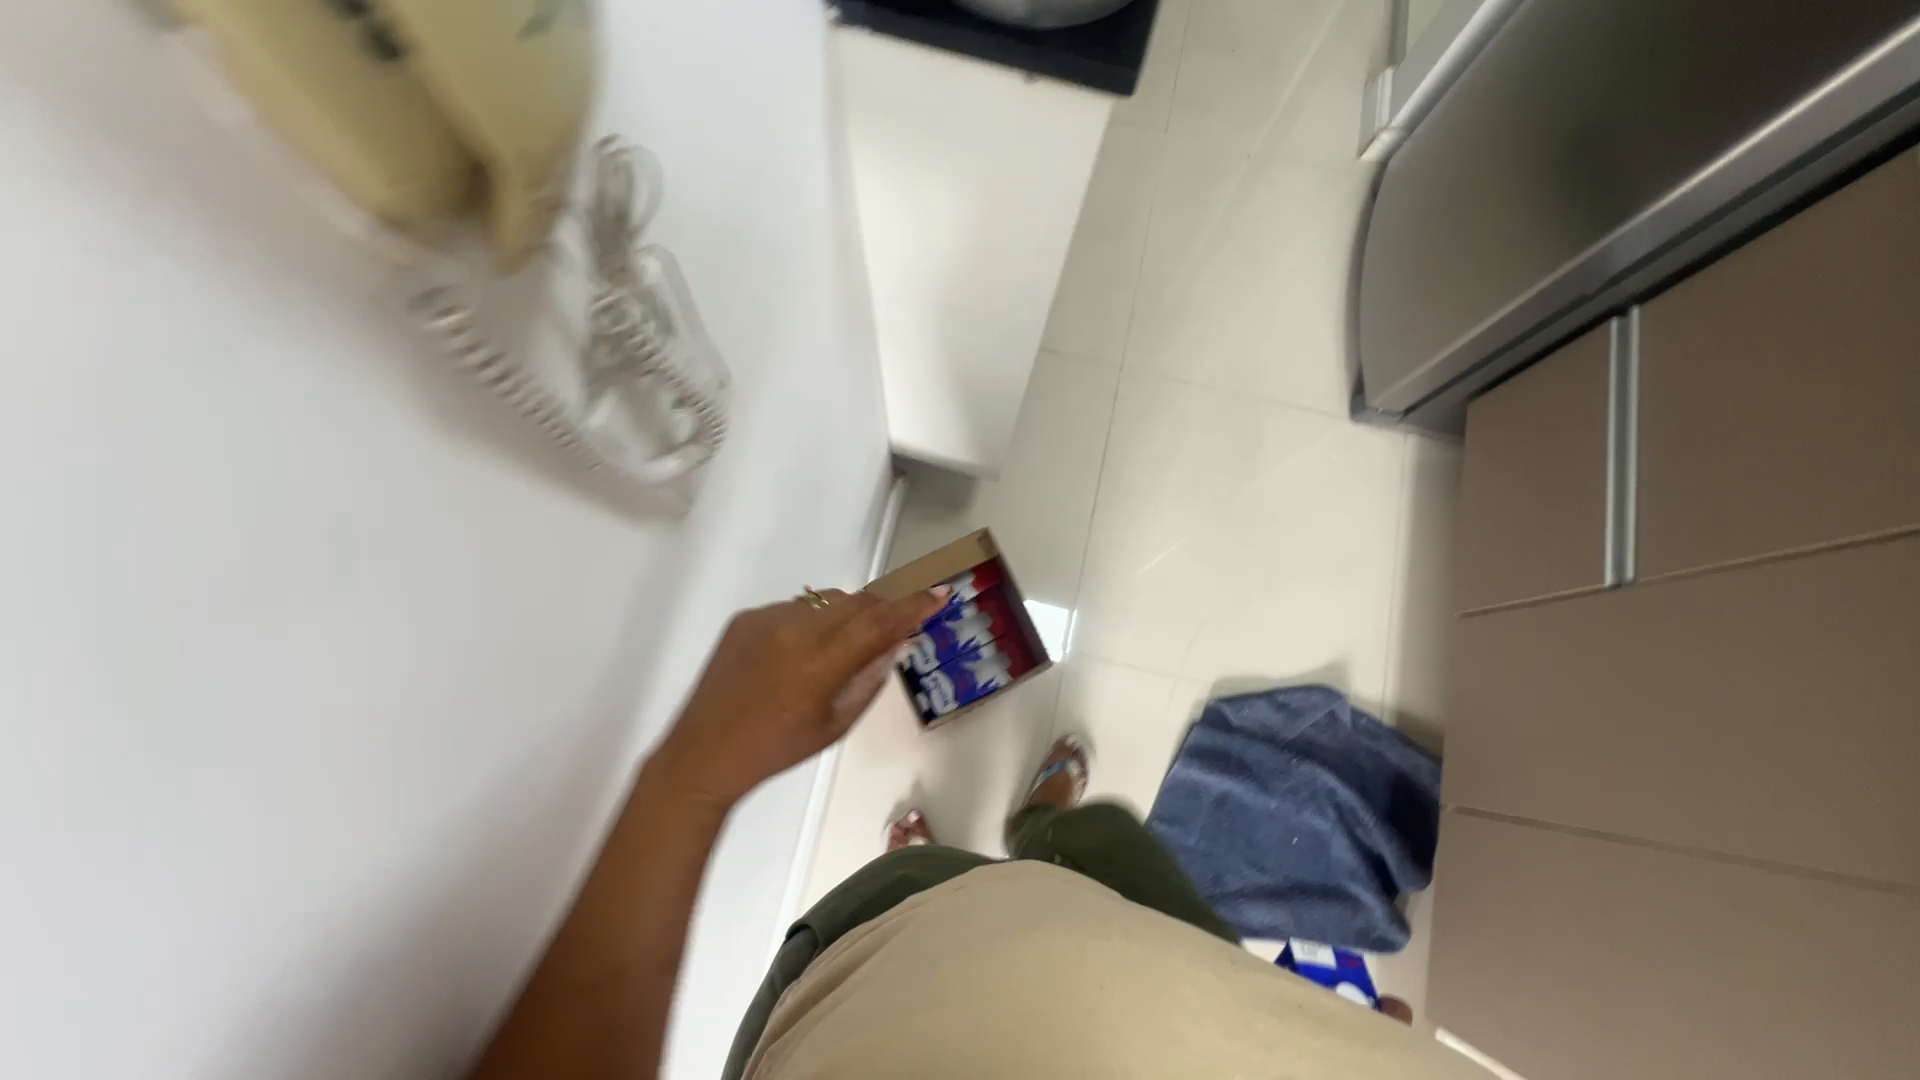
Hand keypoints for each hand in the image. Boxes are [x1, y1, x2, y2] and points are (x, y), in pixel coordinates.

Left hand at [652, 586, 951, 808]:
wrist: (704, 753)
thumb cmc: (777, 749)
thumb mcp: (835, 724)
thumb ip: (870, 677)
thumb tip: (898, 642)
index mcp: (819, 664)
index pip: (878, 622)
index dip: (913, 605)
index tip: (940, 592)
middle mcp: (793, 630)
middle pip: (857, 601)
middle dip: (884, 607)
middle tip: (900, 622)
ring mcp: (766, 619)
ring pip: (826, 601)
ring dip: (847, 614)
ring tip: (842, 647)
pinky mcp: (746, 618)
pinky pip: (795, 609)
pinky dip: (812, 622)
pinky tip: (799, 654)